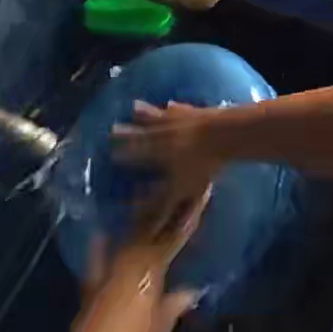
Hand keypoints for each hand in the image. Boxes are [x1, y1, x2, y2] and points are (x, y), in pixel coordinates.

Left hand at [70, 183, 212, 331]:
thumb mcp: (161, 326)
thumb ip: (176, 304)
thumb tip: (191, 289)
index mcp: (152, 262)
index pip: (177, 231)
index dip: (192, 211)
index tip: (204, 188)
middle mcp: (131, 254)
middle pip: (153, 223)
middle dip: (168, 204)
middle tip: (180, 183)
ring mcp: (109, 264)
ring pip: (130, 231)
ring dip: (142, 214)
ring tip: (150, 196)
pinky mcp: (93, 280)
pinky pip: (101, 251)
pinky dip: (104, 241)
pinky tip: (102, 232)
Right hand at [111, 100, 223, 232]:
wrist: (222, 133)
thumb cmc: (201, 164)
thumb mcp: (180, 189)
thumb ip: (163, 205)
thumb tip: (148, 227)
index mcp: (157, 153)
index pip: (135, 154)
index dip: (123, 155)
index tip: (110, 153)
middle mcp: (162, 134)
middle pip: (141, 133)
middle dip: (126, 133)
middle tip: (112, 129)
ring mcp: (177, 119)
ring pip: (156, 116)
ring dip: (145, 113)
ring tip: (133, 107)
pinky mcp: (192, 111)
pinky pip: (178, 109)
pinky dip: (172, 107)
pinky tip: (169, 103)